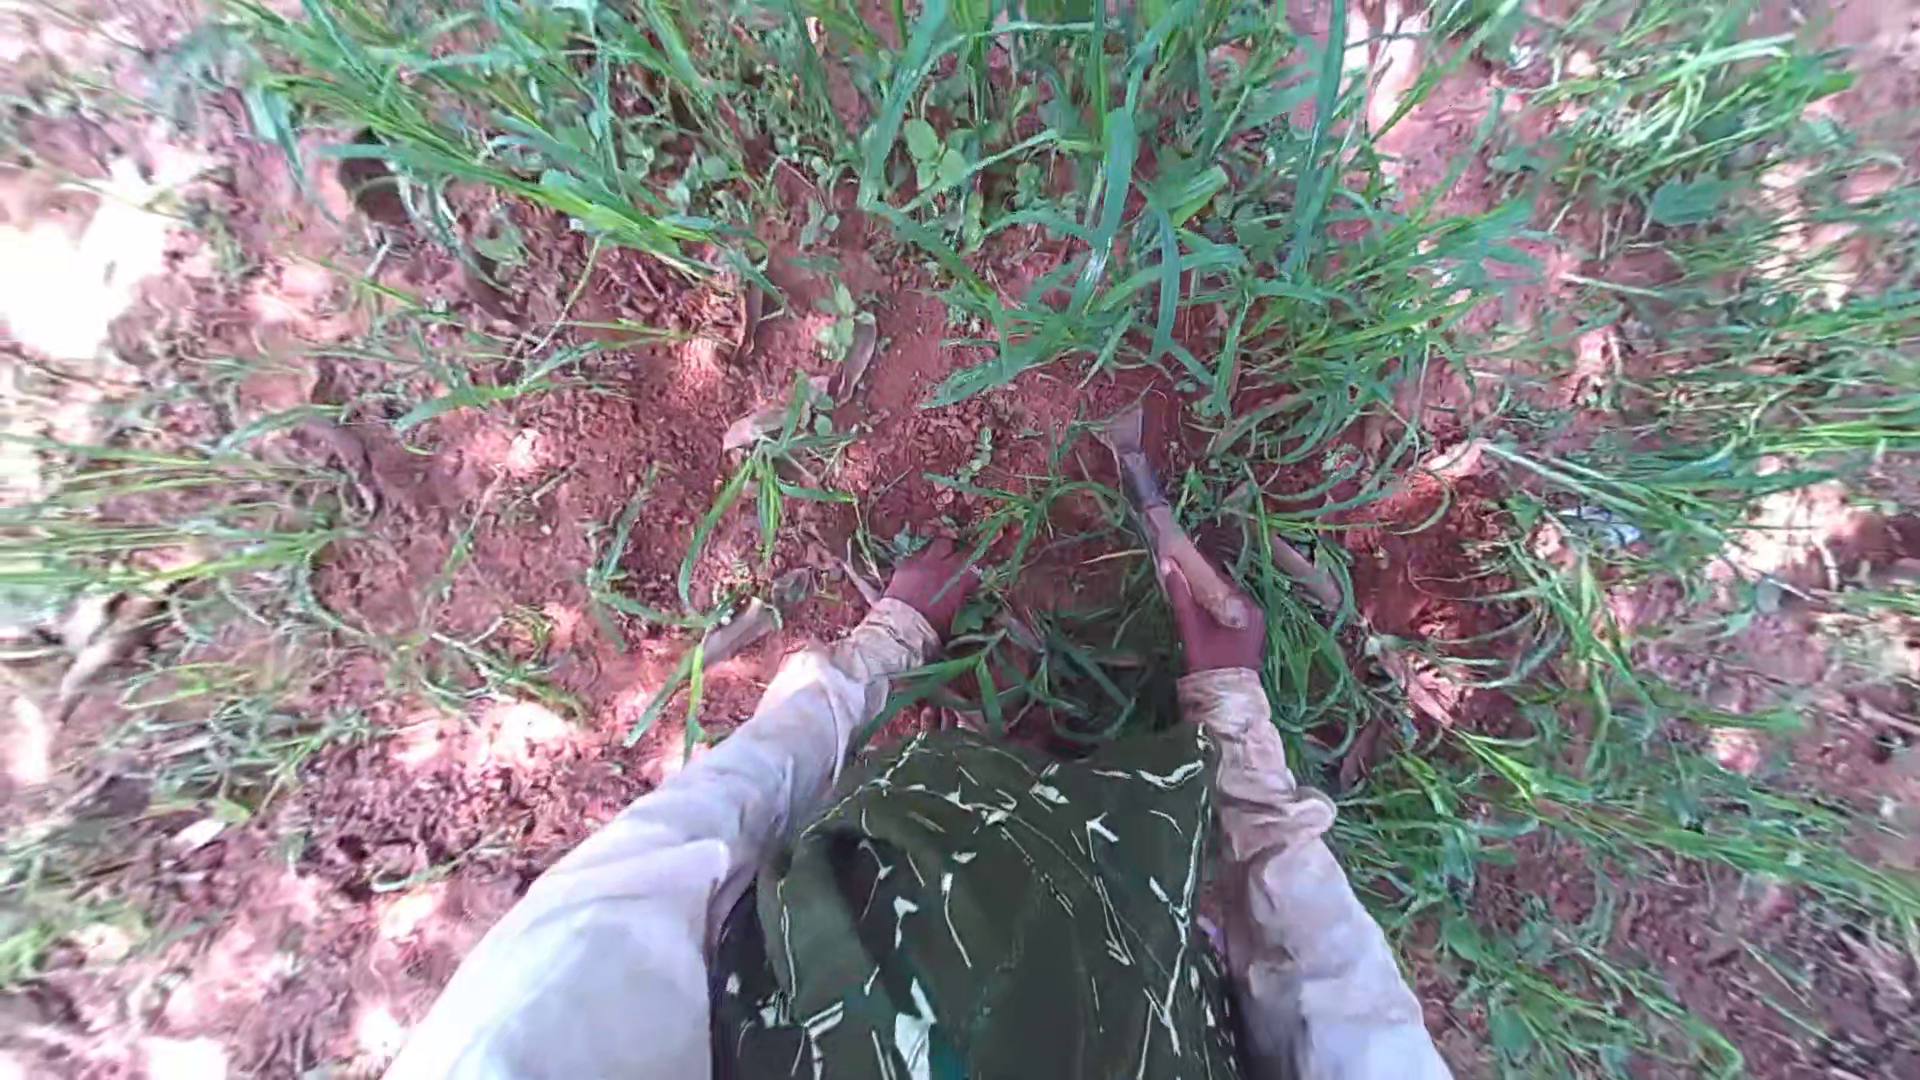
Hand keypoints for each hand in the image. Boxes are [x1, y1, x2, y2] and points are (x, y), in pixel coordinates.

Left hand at [883, 538, 975, 639]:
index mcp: (960, 579)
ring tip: (936, 557)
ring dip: (937, 550)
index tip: (973, 568)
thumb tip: (961, 592)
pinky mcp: (905, 565)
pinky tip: (917, 568)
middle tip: (953, 557)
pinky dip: (919, 560)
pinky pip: (915, 555)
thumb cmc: (933, 628)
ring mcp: (923, 562)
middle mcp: (943, 565)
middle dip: (954, 550)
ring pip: (934, 544)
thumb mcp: (954, 614)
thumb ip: (959, 598)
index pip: (974, 563)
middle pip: (953, 546)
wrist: (903, 628)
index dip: (973, 564)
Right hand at [1162, 558, 1265, 672]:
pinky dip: (1213, 605)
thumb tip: (1168, 566)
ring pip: (1225, 598)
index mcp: (1244, 606)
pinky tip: (1198, 605)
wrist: (1226, 697)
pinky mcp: (1248, 632)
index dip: (1195, 567)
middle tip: (1177, 572)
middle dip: (1199, 579)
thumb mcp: (1191, 628)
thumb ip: (1181, 596)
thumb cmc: (1209, 663)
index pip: (1217, 577)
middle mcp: (1253, 609)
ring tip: (1184, 586)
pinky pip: (1229, 610)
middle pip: (1222, 586)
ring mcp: (1253, 621)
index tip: (1176, 560)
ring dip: (1205, 592)